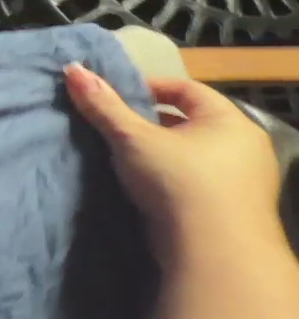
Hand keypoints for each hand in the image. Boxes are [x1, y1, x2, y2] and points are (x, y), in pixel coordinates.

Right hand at [64, 62, 281, 260]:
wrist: (213, 250)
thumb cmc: (177, 181)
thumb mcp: (131, 137)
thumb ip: (102, 105)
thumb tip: (72, 68)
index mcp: (230, 122)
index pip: (187, 89)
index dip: (146, 87)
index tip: (110, 98)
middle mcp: (245, 144)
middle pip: (187, 119)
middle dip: (147, 119)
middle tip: (110, 125)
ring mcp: (243, 176)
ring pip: (189, 148)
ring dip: (156, 146)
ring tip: (121, 153)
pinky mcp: (231, 202)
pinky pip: (194, 172)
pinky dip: (167, 169)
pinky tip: (142, 179)